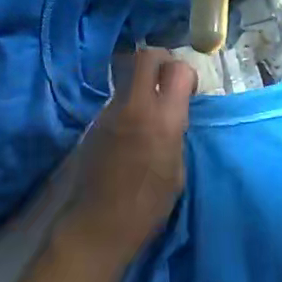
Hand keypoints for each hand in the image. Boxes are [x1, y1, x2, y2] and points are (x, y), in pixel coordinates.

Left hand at [59, 48, 195, 261]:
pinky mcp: (93, 124)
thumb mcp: (176, 170)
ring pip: (126, 78)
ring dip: (140, 85)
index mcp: (162, 120)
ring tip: (148, 112)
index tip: (188, 92)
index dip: (186, 74)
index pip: (177, 69)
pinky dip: (126, 106)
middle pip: (145, 57)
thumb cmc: (147, 207)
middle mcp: (133, 107)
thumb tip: (173, 118)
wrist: (98, 224)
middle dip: (161, 61)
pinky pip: (114, 101)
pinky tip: (130, 133)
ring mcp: (108, 113)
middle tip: (167, 82)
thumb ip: (175, 134)